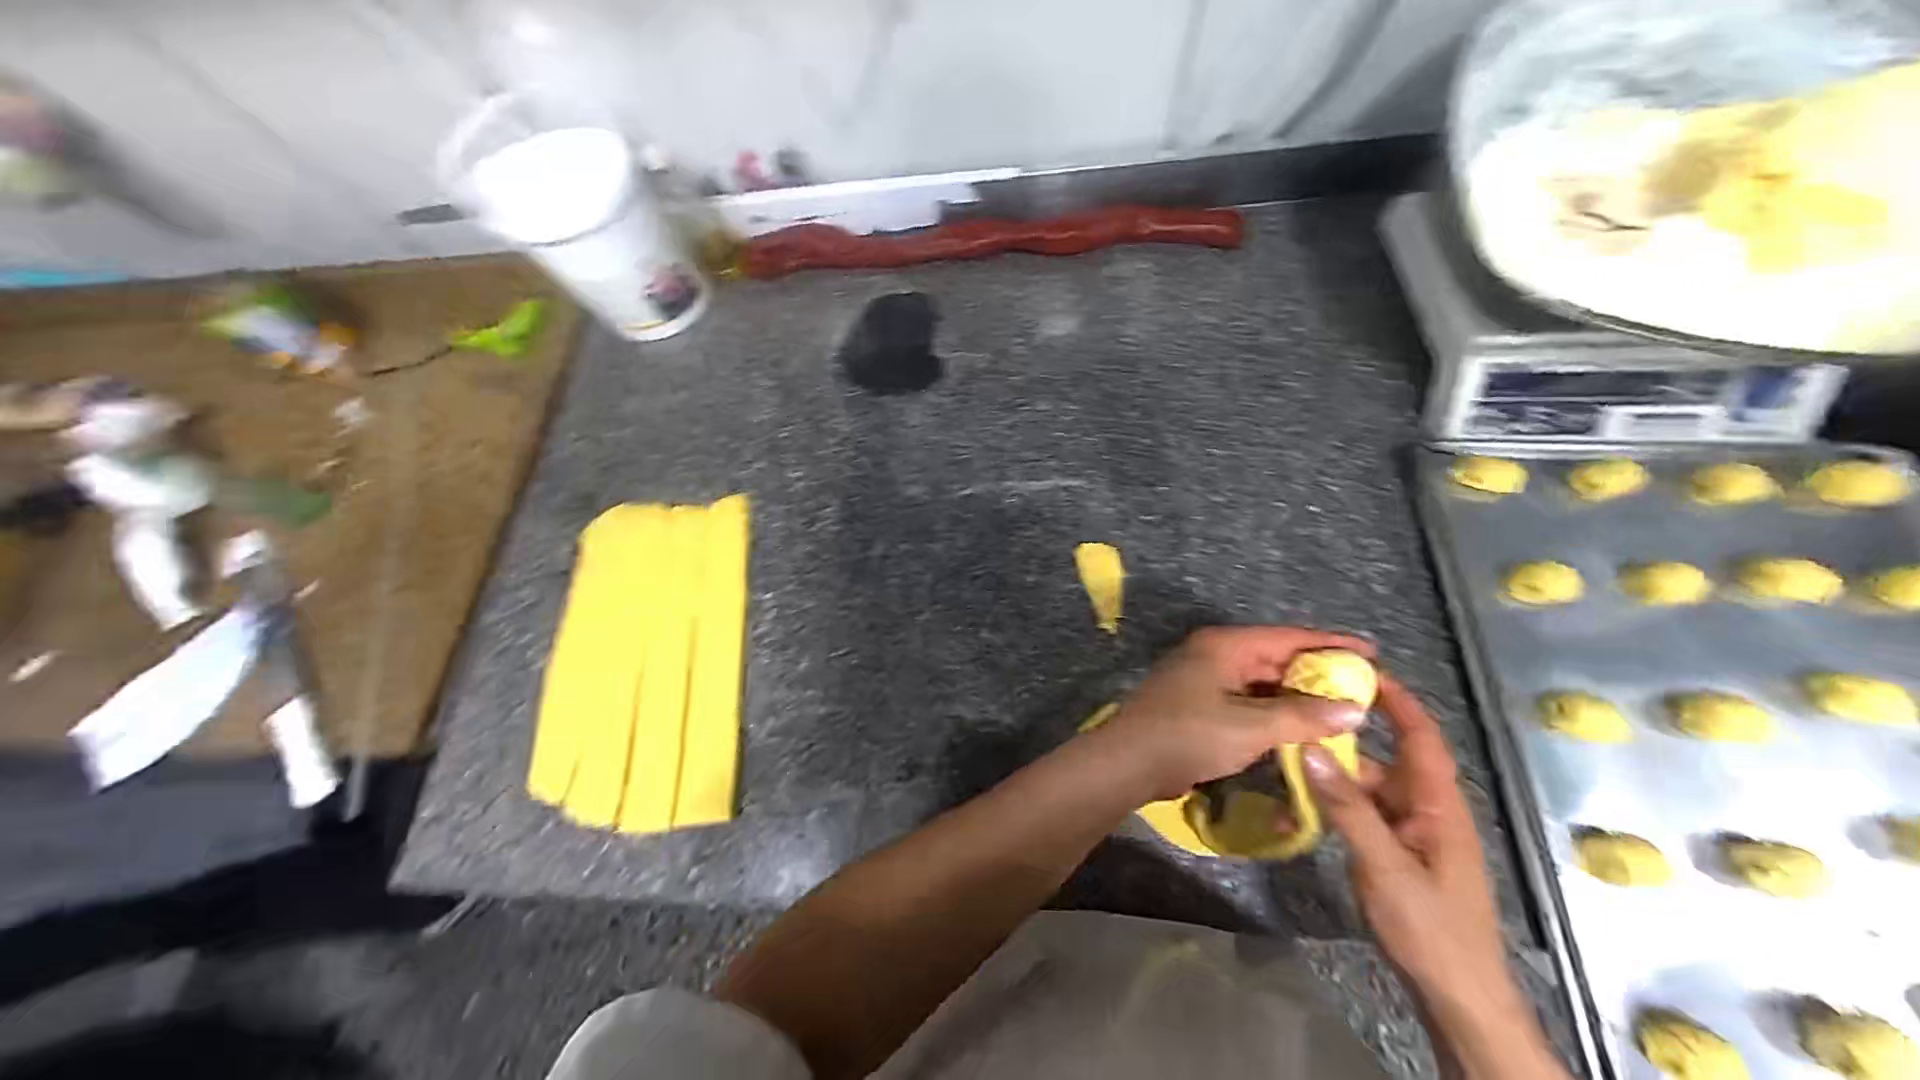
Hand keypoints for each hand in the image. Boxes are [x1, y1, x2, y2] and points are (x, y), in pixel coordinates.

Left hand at [1103, 626, 1372, 801]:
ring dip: (1296, 697)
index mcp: (1224, 645)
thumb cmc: (1189, 735)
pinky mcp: (1198, 704)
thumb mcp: (1251, 726)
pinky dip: (1272, 712)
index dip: (1331, 643)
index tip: (1371, 652)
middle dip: (1317, 674)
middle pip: (1275, 658)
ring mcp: (1203, 679)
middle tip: (1362, 690)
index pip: (1288, 637)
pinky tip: (1299, 728)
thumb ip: (1303, 716)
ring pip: (1262, 682)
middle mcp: (1214, 654)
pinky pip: (1246, 700)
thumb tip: (1354, 709)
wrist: (1128, 762)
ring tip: (1340, 711)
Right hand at [1301, 674, 1522, 1028]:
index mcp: (1439, 805)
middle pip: (1382, 760)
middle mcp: (1427, 810)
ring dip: (1330, 781)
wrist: (1459, 998)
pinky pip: (1361, 815)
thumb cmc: (1432, 930)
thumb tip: (1311, 750)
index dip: (1398, 700)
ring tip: (1284, 773)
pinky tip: (1298, 815)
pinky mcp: (1398, 852)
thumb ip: (1347, 808)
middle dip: (1341, 741)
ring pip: (1366, 789)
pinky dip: (1332, 809)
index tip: (1361, 671)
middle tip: (1295, 720)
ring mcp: (1412, 833)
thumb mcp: (1385, 867)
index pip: (1422, 737)